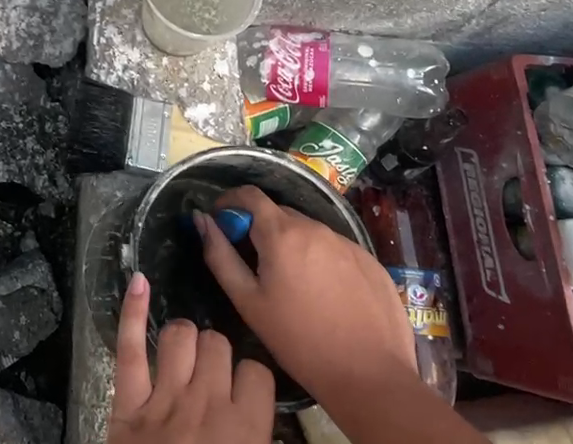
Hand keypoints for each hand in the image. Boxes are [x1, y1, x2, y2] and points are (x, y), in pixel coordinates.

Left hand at [108, 271, 274, 443]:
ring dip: (186, 340)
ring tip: (187, 356)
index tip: (245, 392)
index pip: (257, 372)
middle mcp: (205, 404)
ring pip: (181, 335)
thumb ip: (264, 441)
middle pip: (218, 345)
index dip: (251, 379)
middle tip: (213, 379)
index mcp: (244, 430)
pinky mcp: (127, 401)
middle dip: (218, 356)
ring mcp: (163, 398)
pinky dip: (132, 312)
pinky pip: (129, 348)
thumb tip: (272, 426)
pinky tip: (140, 282)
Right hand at [196, 185, 416, 400]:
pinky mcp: (371, 262)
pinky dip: (322, 260)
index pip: (249, 195)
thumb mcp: (248, 301)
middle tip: (255, 263)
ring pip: (309, 232)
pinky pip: (337, 249)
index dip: (230, 202)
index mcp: (282, 233)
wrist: (371, 378)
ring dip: (293, 245)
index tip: (222, 223)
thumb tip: (201, 220)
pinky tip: (326, 296)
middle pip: (279, 214)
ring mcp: (348, 244)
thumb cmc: (298, 340)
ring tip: (293, 285)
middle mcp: (316, 228)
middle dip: (261, 228)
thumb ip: (219, 255)